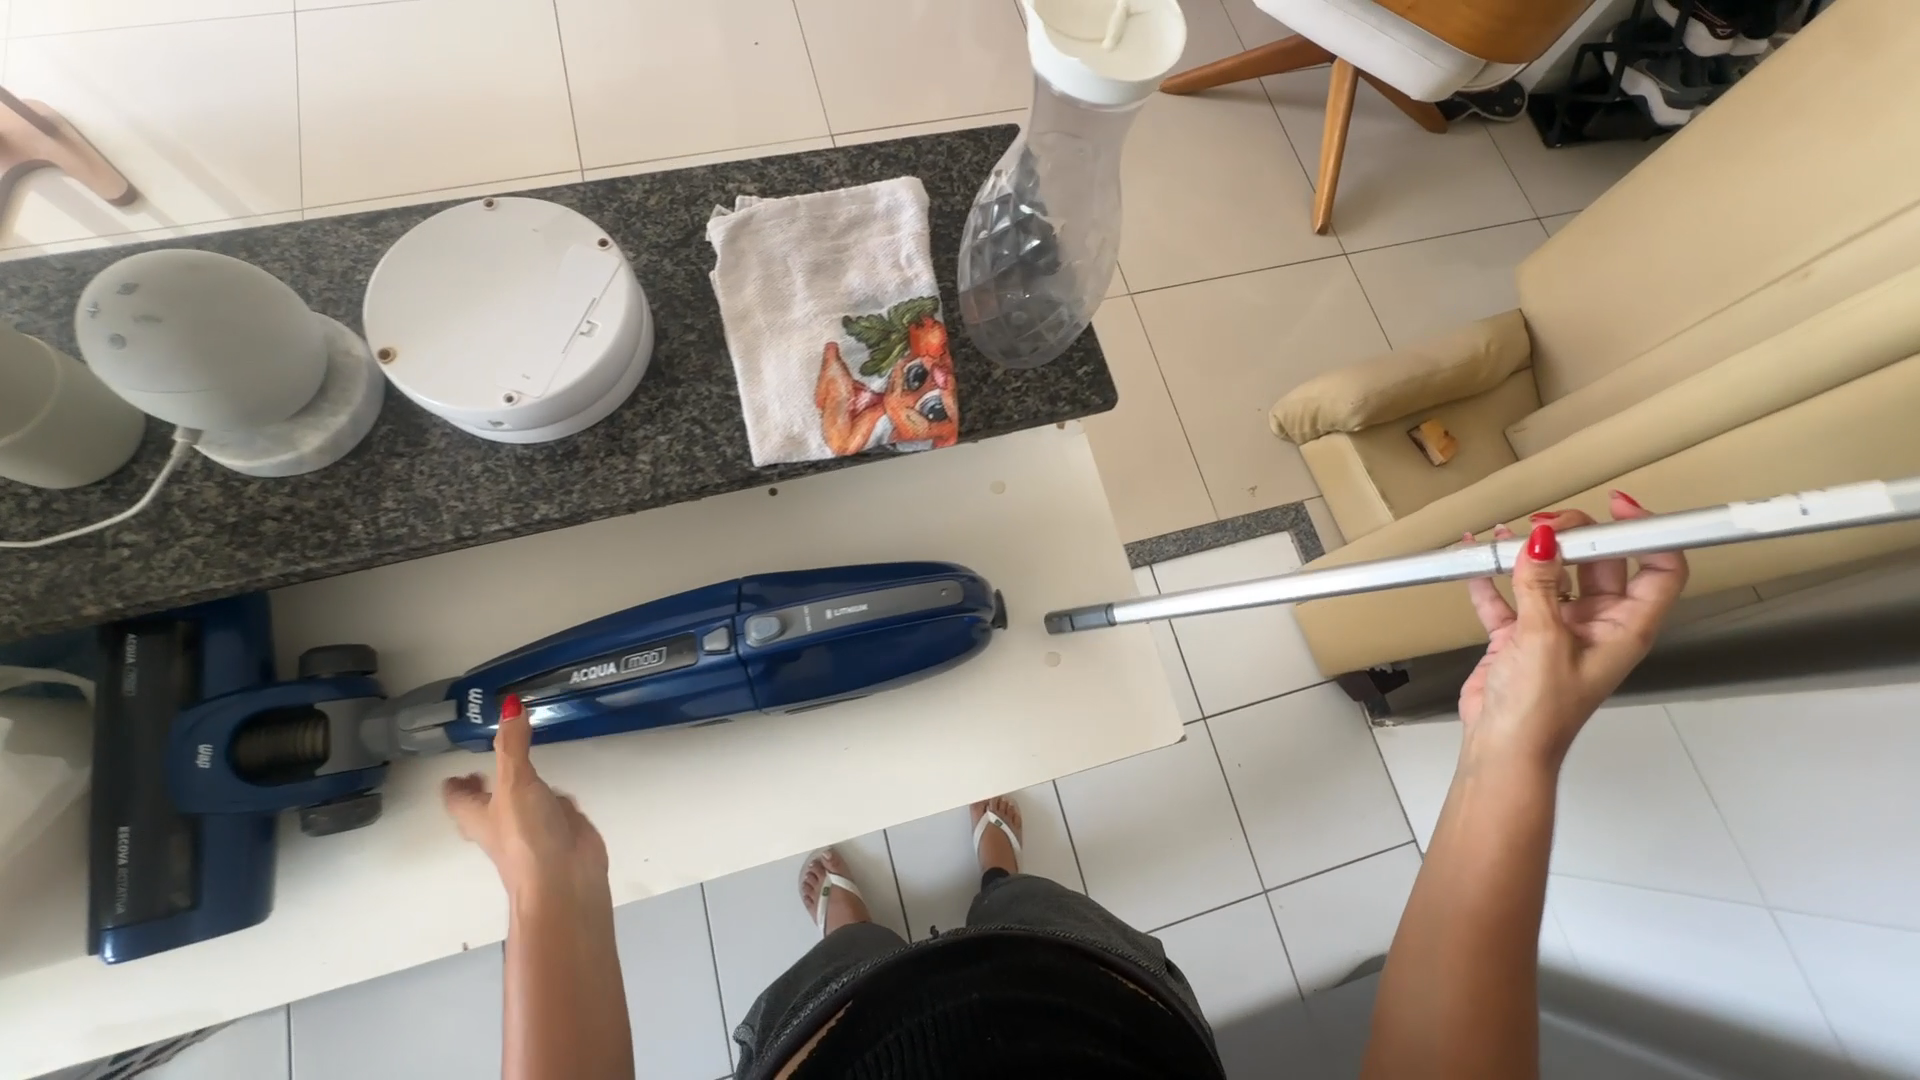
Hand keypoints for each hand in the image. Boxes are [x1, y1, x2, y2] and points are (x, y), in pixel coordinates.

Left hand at [443, 694, 609, 903]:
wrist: (564, 877)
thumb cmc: (527, 835)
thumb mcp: (516, 783)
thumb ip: (514, 744)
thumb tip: (510, 703)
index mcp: (478, 816)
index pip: (457, 798)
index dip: (454, 784)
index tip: (454, 769)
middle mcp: (501, 822)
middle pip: (486, 803)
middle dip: (485, 787)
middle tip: (484, 768)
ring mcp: (532, 828)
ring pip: (522, 802)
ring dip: (523, 788)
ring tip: (527, 767)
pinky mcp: (561, 830)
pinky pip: (554, 808)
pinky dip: (555, 797)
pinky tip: (563, 789)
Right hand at [1458, 491, 1687, 769]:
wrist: (1502, 743)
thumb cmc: (1542, 707)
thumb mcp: (1543, 638)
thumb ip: (1540, 585)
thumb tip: (1542, 540)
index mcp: (1624, 627)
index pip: (1657, 569)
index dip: (1646, 534)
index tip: (1617, 507)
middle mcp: (1595, 624)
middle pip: (1597, 564)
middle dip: (1572, 538)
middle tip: (1541, 525)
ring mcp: (1554, 629)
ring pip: (1548, 577)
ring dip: (1526, 554)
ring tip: (1502, 536)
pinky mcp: (1517, 637)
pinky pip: (1506, 597)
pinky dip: (1490, 579)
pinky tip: (1475, 560)